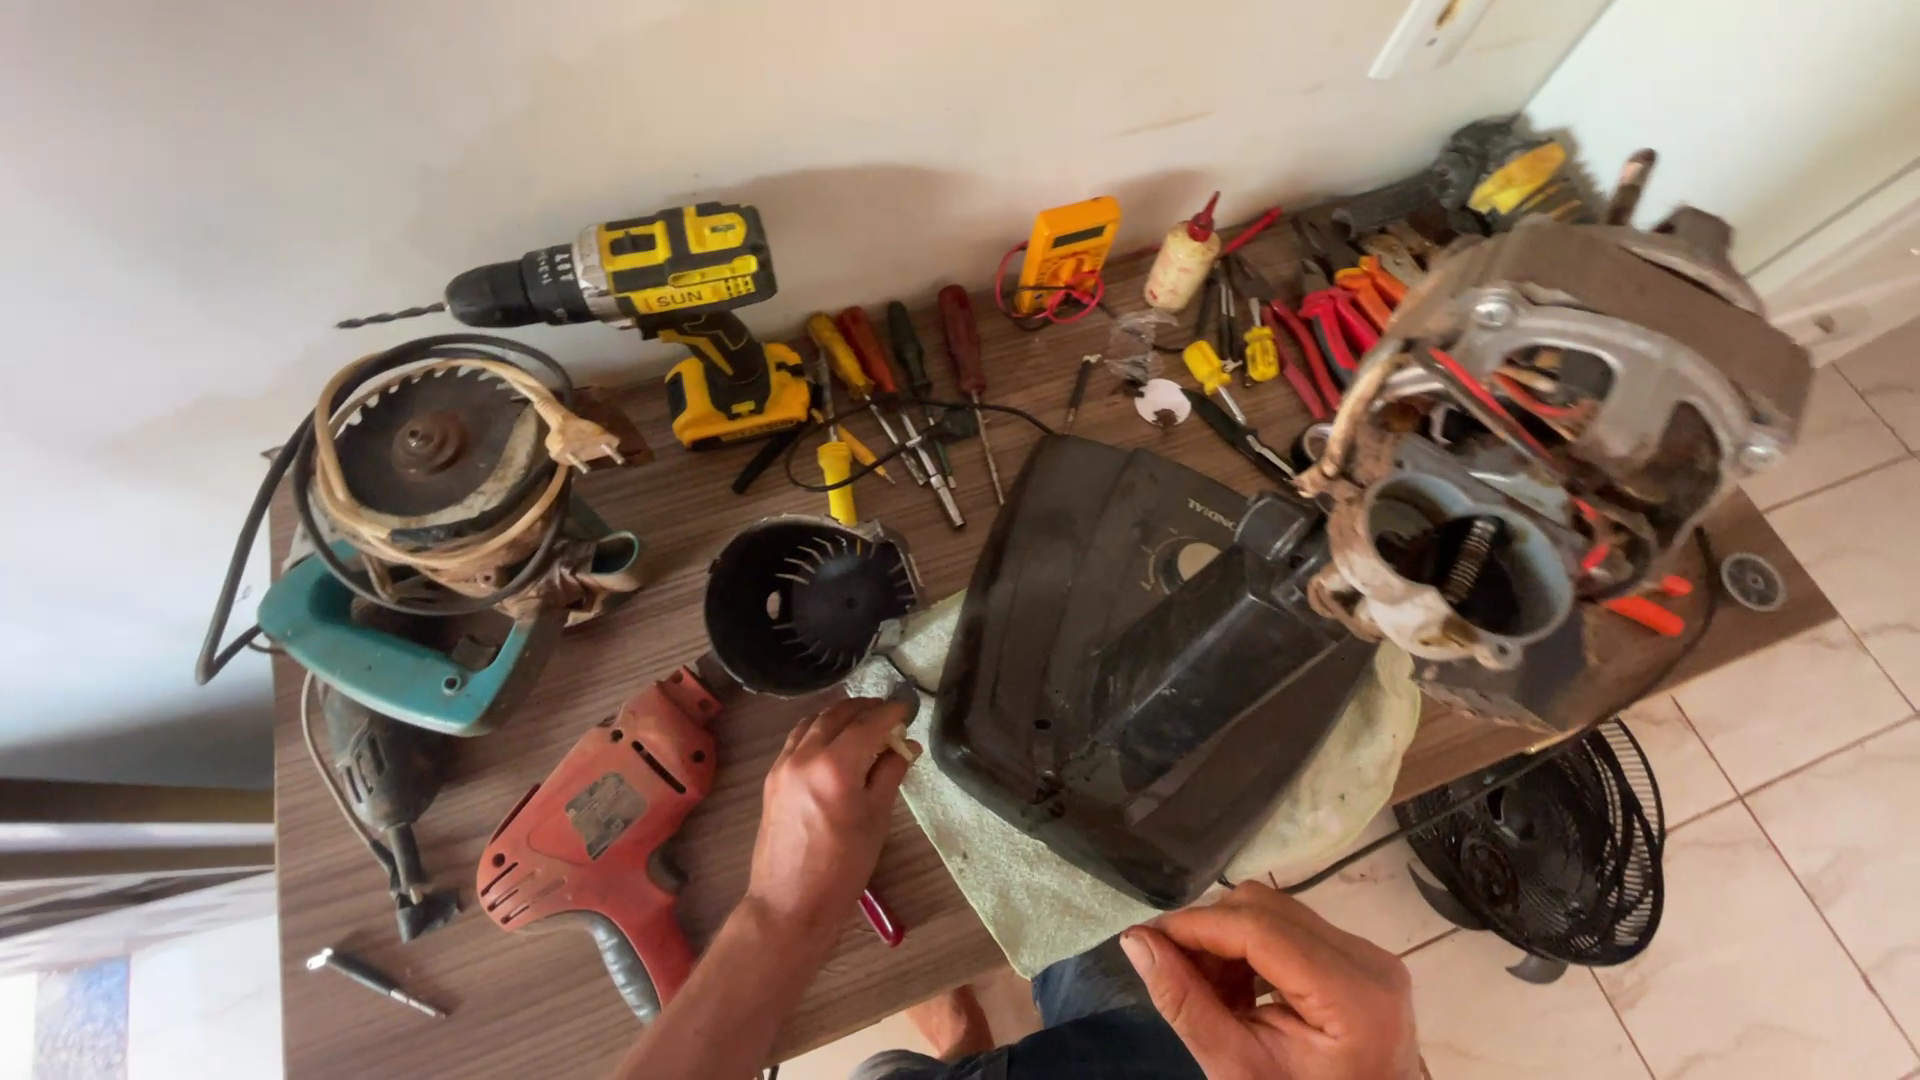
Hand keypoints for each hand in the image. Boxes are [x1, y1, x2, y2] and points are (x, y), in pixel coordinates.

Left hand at [744, 698, 915, 936]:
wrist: (790, 904)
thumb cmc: (843, 866)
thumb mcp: (876, 818)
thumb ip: (891, 773)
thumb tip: (908, 746)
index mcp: (836, 767)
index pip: (868, 724)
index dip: (890, 712)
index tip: (907, 708)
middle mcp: (806, 756)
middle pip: (838, 714)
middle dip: (865, 708)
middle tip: (888, 712)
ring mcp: (784, 765)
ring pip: (814, 721)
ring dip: (840, 714)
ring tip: (862, 721)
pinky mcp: (772, 777)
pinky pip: (797, 738)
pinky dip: (818, 729)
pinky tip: (833, 741)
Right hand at [1120, 881, 1420, 1079]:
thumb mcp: (1237, 1072)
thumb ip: (1184, 1003)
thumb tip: (1135, 939)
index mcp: (1354, 997)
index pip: (1259, 929)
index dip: (1196, 925)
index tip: (1146, 938)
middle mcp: (1368, 961)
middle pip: (1264, 909)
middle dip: (1208, 931)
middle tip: (1174, 971)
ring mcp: (1367, 957)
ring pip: (1271, 911)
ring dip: (1224, 938)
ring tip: (1207, 989)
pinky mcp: (1358, 960)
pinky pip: (1288, 927)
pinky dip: (1248, 947)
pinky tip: (1236, 989)